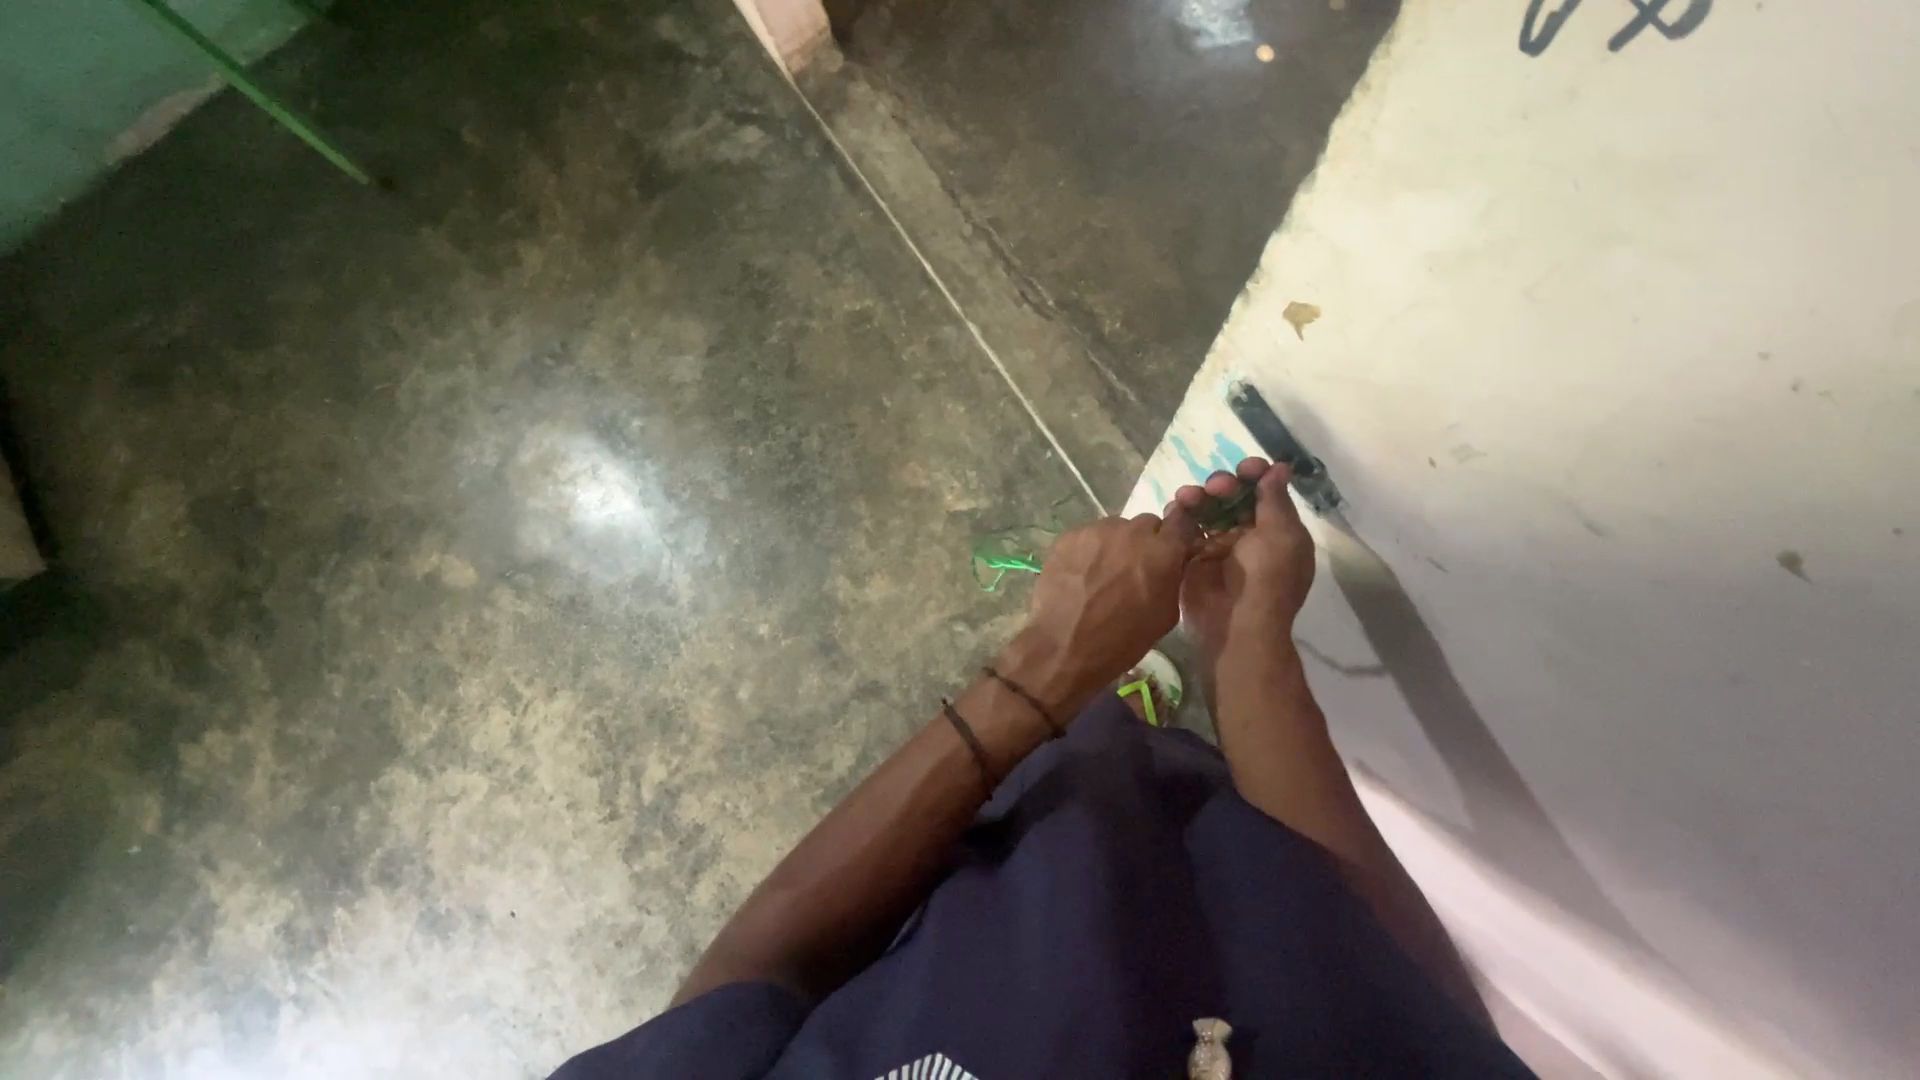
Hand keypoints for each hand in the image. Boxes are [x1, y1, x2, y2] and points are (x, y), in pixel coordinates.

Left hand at [997, 507, 1200, 715]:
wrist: (1065, 646)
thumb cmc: (1122, 639)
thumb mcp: (1165, 615)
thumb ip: (1173, 578)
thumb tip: (1172, 563)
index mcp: (1162, 551)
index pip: (1180, 524)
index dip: (1174, 537)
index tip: (1169, 550)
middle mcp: (1132, 532)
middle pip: (1146, 525)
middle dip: (1144, 542)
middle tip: (1132, 568)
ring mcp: (1097, 530)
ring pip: (1115, 528)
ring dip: (1115, 544)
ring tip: (1101, 573)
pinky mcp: (1069, 535)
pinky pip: (1087, 536)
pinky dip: (1088, 550)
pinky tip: (1079, 574)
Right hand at [1173, 458, 1316, 659]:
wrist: (1235, 625)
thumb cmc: (1267, 578)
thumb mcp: (1282, 535)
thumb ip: (1275, 500)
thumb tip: (1280, 467)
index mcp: (1276, 531)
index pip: (1264, 492)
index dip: (1256, 475)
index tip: (1245, 467)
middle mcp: (1248, 536)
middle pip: (1231, 497)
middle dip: (1223, 485)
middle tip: (1216, 486)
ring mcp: (1218, 547)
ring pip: (1205, 509)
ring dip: (1198, 496)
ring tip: (1187, 496)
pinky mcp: (1192, 557)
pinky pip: (1184, 529)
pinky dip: (1179, 514)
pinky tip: (1175, 508)